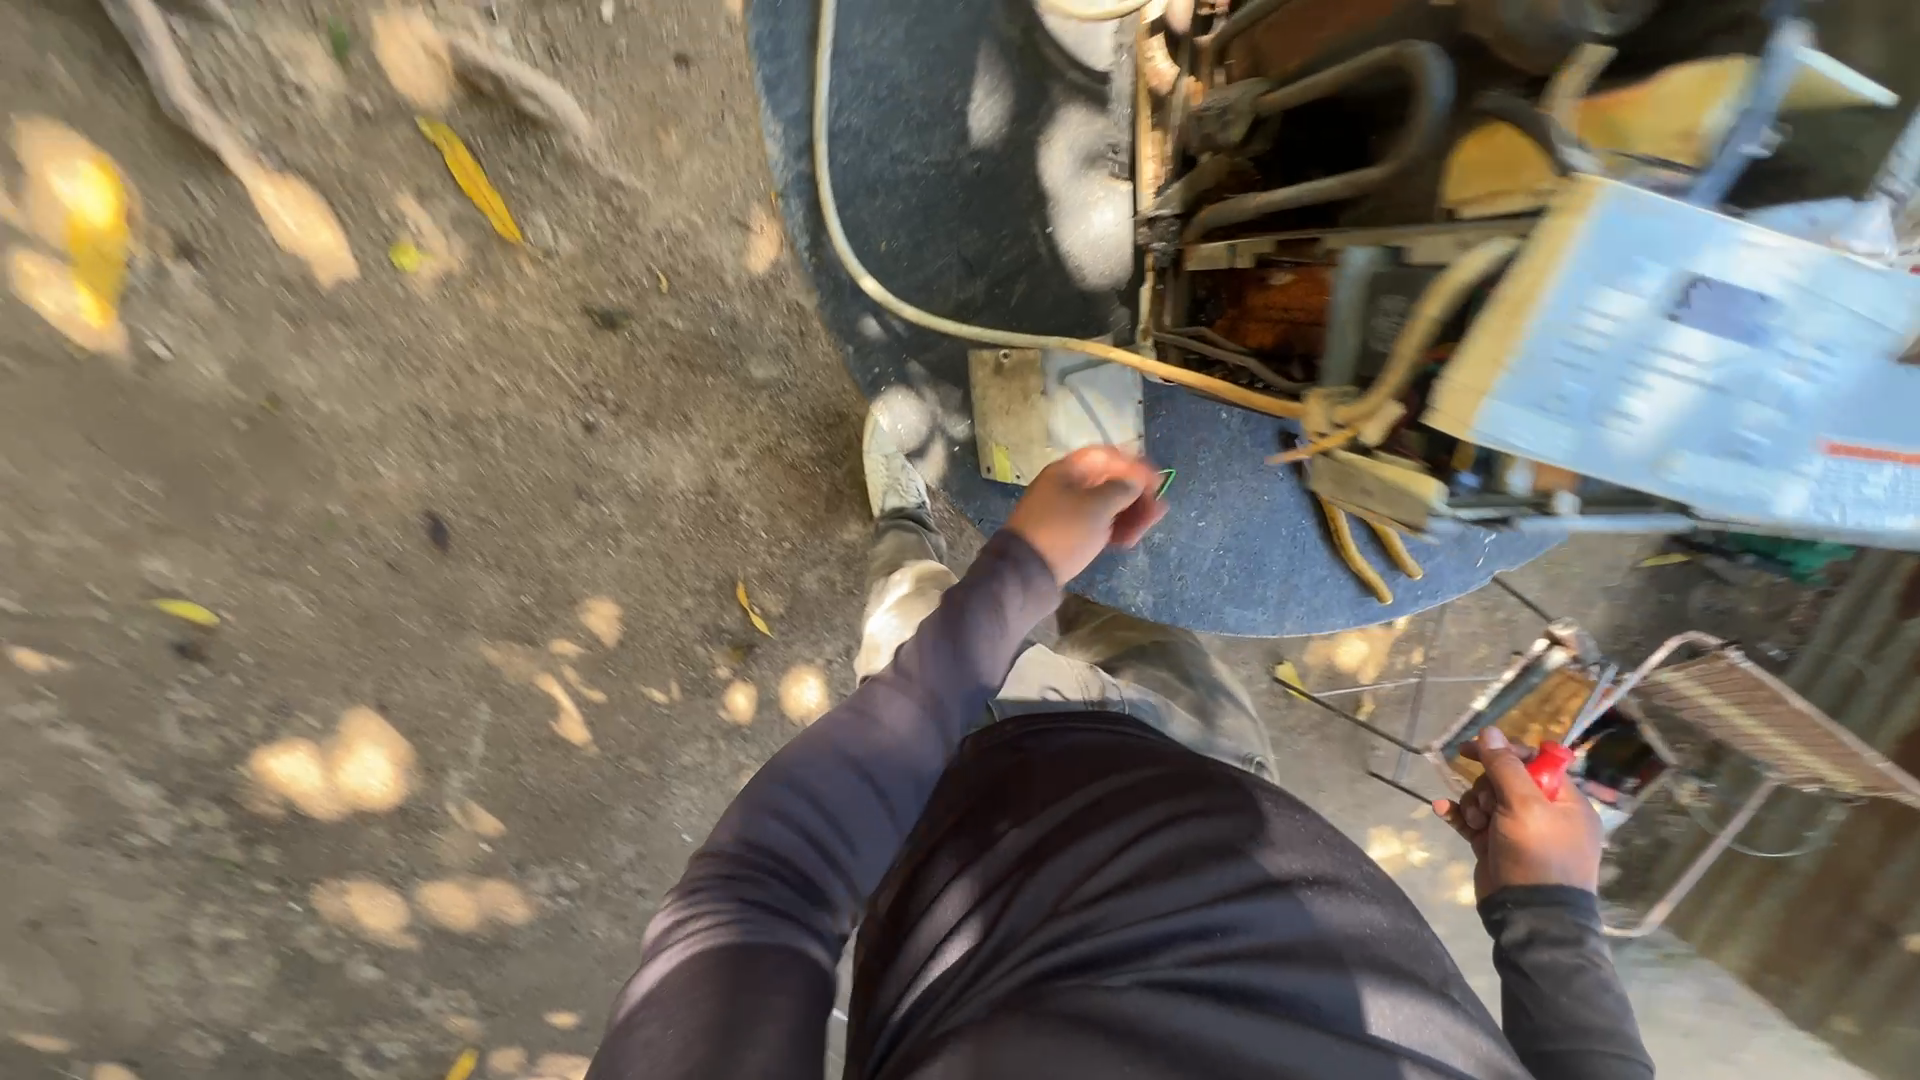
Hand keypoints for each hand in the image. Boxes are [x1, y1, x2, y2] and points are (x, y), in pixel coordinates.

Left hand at [1004, 446, 1167, 584]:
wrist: (1026, 572)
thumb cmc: (1063, 531)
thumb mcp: (1097, 506)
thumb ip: (1122, 488)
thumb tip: (1135, 481)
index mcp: (1068, 471)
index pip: (1106, 457)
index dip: (1134, 465)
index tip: (1156, 481)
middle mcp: (1066, 487)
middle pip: (1109, 482)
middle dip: (1136, 495)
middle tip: (1157, 510)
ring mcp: (1066, 512)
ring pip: (1105, 506)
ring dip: (1129, 514)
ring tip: (1147, 527)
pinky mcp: (1068, 535)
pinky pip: (1097, 524)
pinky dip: (1114, 529)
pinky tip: (1128, 541)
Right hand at [1433, 727, 1603, 901]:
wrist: (1531, 914)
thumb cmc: (1537, 855)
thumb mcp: (1523, 806)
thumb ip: (1505, 767)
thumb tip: (1489, 730)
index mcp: (1564, 801)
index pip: (1533, 761)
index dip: (1503, 752)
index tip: (1472, 750)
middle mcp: (1544, 812)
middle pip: (1503, 778)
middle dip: (1485, 785)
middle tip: (1485, 804)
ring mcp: (1517, 829)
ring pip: (1484, 797)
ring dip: (1471, 803)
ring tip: (1475, 821)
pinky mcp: (1494, 843)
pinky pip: (1470, 818)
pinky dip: (1457, 814)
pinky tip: (1442, 811)